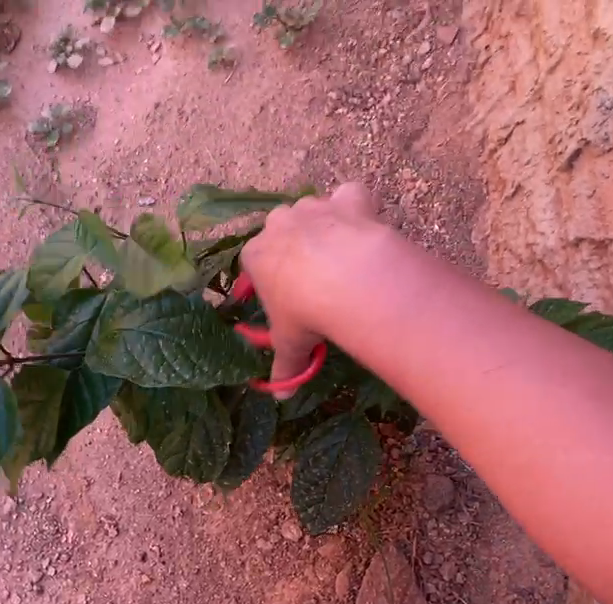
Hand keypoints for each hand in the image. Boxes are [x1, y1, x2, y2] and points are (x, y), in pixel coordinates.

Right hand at [239, 184, 391, 387]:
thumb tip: (281, 398)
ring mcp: (313, 206)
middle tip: (309, 277)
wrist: (347, 279)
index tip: (281, 296)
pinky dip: (354, 207)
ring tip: (336, 255)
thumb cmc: (305, 312)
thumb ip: (284, 366)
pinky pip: (349, 195)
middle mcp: (278, 223)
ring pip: (311, 210)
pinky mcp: (348, 198)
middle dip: (291, 248)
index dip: (266, 278)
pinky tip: (361, 226)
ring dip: (320, 226)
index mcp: (255, 255)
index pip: (252, 261)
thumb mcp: (290, 344)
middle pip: (279, 230)